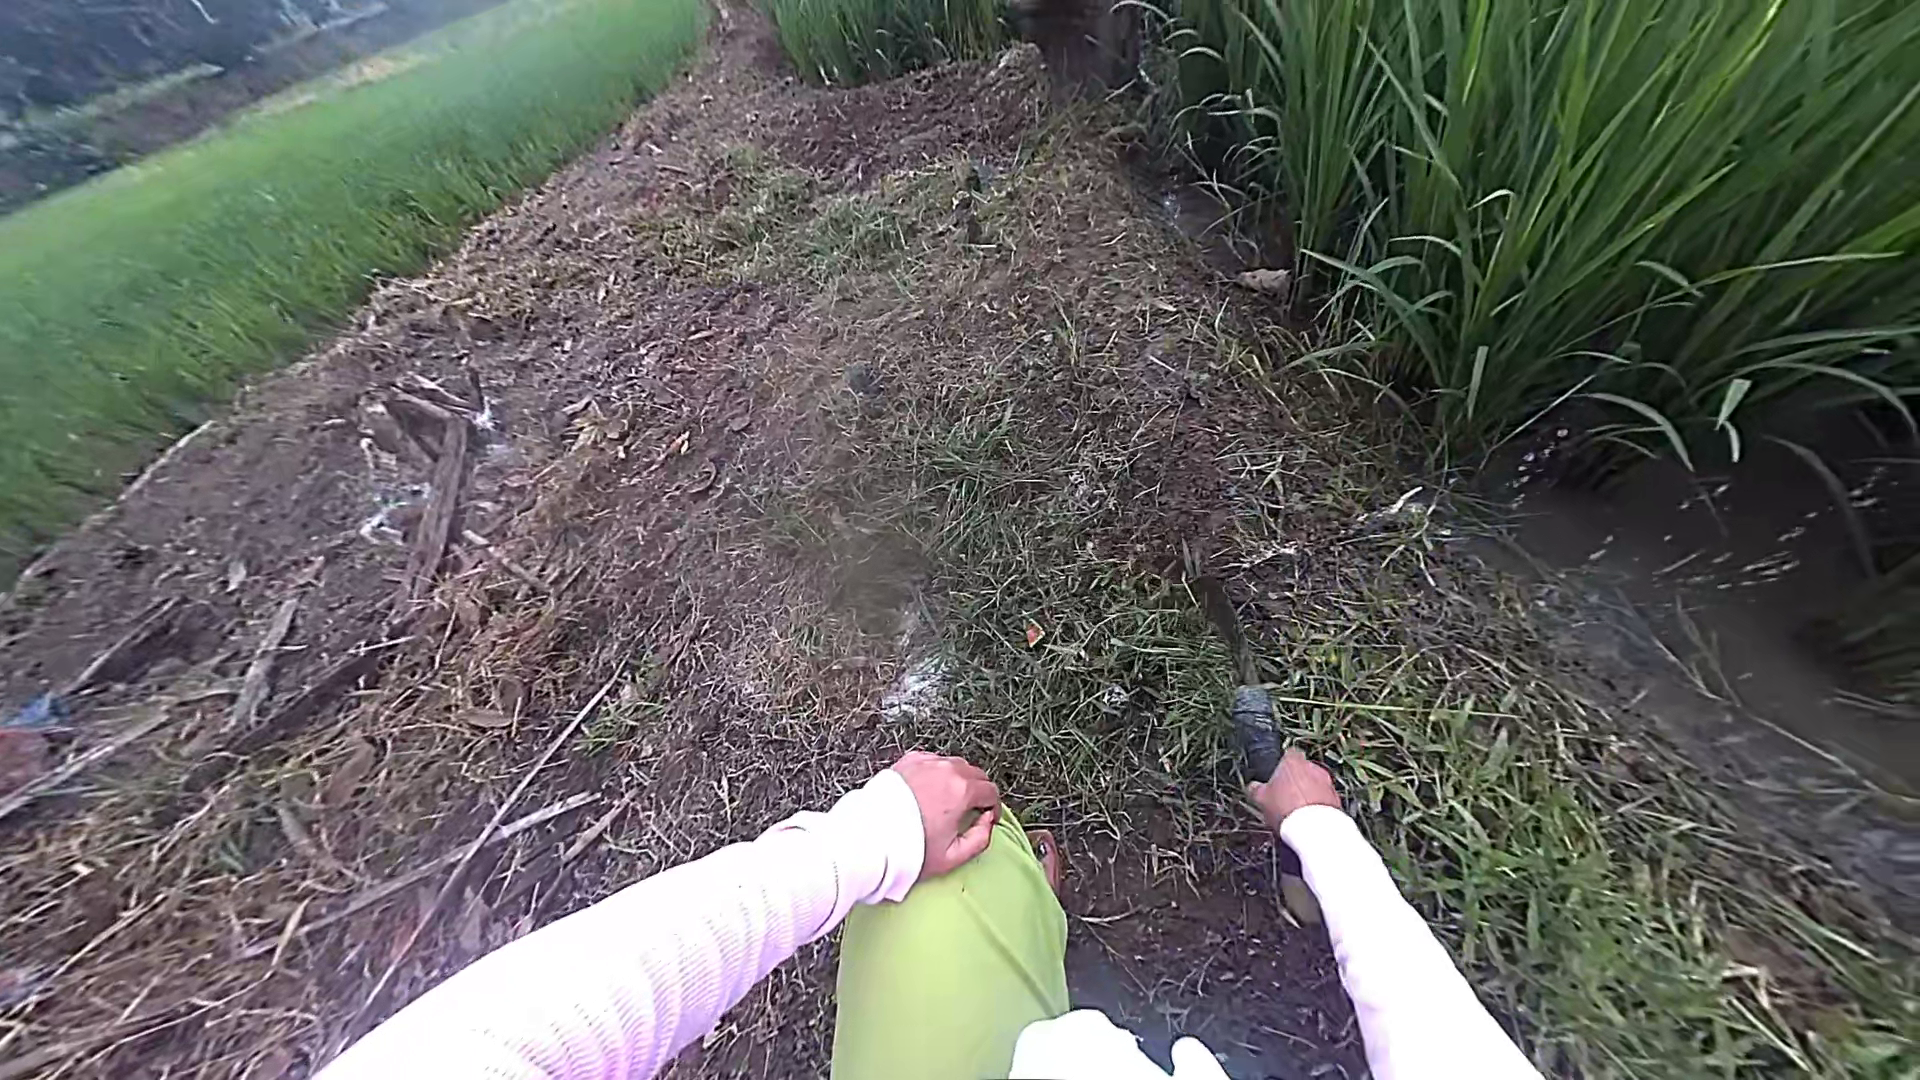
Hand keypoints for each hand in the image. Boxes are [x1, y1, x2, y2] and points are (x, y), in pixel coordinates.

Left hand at [891, 751, 1000, 878]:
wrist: (870, 836)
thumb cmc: (910, 849)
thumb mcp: (952, 857)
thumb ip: (979, 839)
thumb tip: (986, 822)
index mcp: (962, 790)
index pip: (990, 791)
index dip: (992, 807)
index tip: (986, 818)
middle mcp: (947, 769)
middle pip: (975, 774)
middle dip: (978, 791)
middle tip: (970, 809)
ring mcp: (927, 762)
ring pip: (954, 764)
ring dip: (959, 779)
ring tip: (949, 799)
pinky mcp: (909, 760)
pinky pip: (933, 760)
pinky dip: (938, 772)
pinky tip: (930, 788)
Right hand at [1247, 747, 1339, 832]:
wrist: (1316, 832)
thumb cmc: (1287, 809)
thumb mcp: (1261, 798)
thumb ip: (1256, 788)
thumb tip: (1253, 787)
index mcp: (1292, 761)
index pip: (1288, 753)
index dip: (1281, 764)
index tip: (1276, 775)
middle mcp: (1313, 768)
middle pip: (1304, 769)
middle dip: (1297, 779)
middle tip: (1285, 794)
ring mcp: (1328, 784)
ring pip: (1316, 784)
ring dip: (1310, 793)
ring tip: (1298, 810)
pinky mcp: (1339, 801)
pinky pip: (1326, 799)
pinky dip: (1319, 805)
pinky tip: (1309, 819)